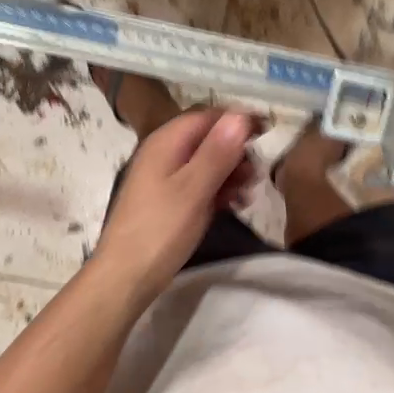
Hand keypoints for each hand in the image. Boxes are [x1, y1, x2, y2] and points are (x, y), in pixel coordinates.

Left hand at [90, 109, 258, 293]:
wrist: (126, 276)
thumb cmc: (160, 229)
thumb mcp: (194, 189)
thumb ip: (217, 152)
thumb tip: (240, 116)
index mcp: (166, 142)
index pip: (208, 116)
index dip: (238, 121)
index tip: (268, 134)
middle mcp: (163, 152)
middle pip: (208, 138)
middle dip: (236, 151)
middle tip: (257, 175)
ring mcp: (164, 177)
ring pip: (206, 162)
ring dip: (231, 172)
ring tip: (249, 193)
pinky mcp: (167, 200)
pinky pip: (198, 183)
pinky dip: (218, 189)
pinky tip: (234, 204)